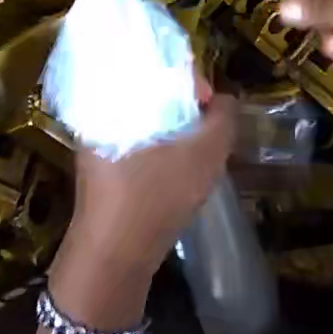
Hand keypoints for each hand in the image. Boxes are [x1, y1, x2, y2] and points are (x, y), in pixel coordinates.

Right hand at [63, 80, 236, 281]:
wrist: (109, 257)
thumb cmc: (116, 187)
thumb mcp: (106, 133)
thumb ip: (112, 101)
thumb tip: (111, 76)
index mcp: (206, 147)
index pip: (227, 107)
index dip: (206, 89)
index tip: (176, 81)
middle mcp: (211, 169)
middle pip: (214, 128)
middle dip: (189, 108)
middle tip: (157, 94)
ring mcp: (198, 193)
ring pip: (200, 150)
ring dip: (179, 132)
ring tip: (144, 120)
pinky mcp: (182, 210)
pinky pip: (187, 170)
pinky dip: (171, 155)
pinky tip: (138, 152)